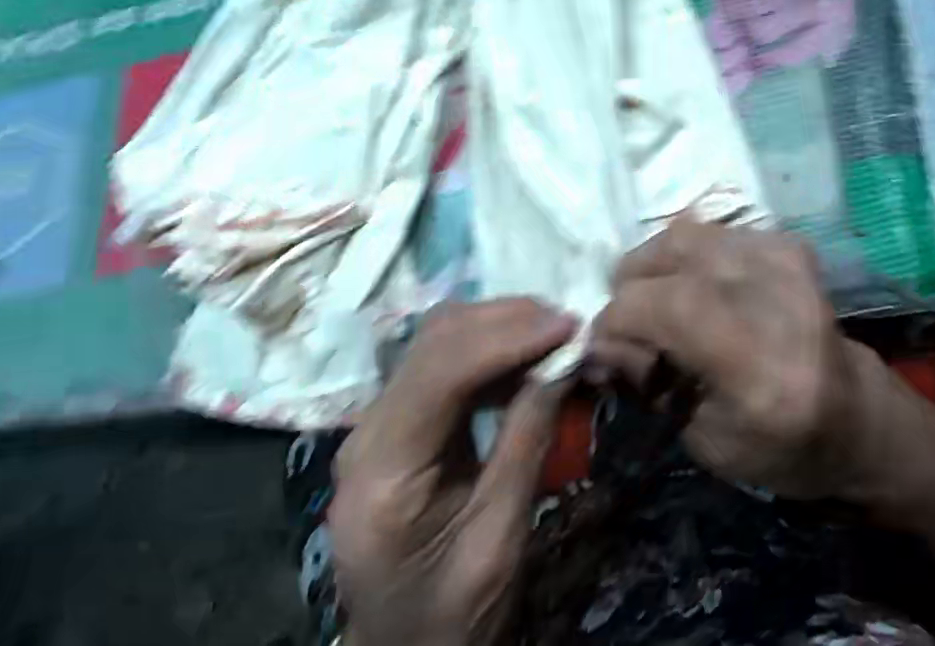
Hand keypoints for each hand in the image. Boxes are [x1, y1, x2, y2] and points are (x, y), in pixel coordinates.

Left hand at [330, 300, 575, 645]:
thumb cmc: (454, 612)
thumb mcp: (501, 538)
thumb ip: (527, 443)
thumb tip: (563, 363)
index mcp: (385, 472)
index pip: (441, 374)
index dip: (506, 338)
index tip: (566, 326)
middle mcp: (367, 432)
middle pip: (433, 343)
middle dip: (505, 321)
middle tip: (566, 323)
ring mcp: (374, 423)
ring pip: (434, 341)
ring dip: (497, 326)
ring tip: (551, 332)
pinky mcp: (392, 421)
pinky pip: (438, 362)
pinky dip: (485, 348)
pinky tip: (522, 354)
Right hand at [592, 218, 934, 502]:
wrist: (857, 416)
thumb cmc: (780, 447)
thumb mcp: (701, 438)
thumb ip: (642, 379)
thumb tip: (594, 338)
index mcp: (756, 362)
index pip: (653, 306)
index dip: (611, 323)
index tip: (604, 350)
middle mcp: (773, 295)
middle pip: (663, 256)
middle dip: (629, 291)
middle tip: (634, 329)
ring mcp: (785, 259)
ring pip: (680, 232)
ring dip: (654, 267)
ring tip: (660, 303)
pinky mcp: (787, 243)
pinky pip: (708, 230)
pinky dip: (686, 258)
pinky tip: (698, 289)